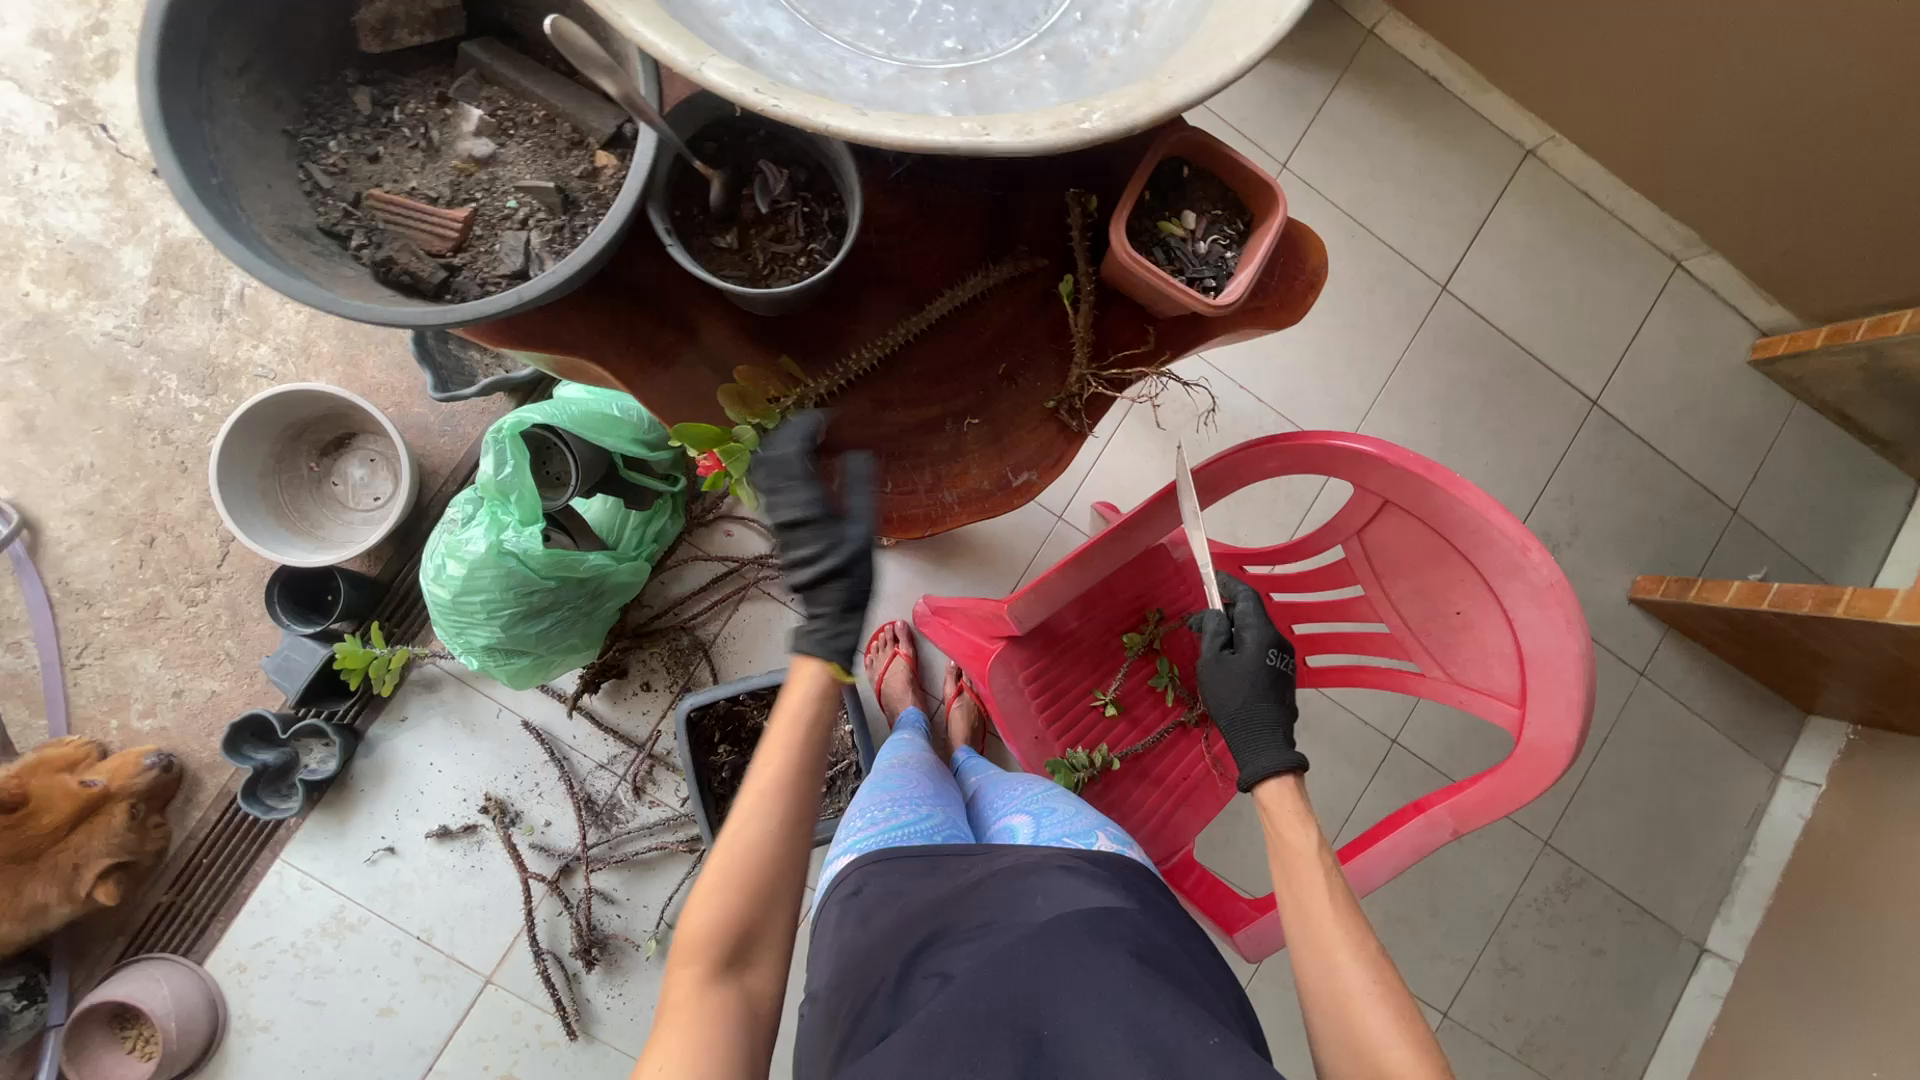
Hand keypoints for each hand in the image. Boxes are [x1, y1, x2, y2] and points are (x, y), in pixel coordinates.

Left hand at [755, 412, 875, 672]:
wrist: (829, 610)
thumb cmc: (852, 573)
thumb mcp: (866, 529)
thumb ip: (860, 488)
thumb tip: (858, 451)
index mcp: (807, 506)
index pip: (793, 453)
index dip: (805, 426)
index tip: (826, 415)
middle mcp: (783, 507)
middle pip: (772, 455)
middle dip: (790, 430)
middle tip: (815, 420)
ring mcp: (775, 515)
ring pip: (764, 467)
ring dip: (781, 444)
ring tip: (805, 434)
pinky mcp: (775, 522)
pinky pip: (767, 482)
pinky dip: (778, 462)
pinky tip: (798, 460)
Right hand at [1189, 572, 1306, 790]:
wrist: (1262, 740)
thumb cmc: (1233, 699)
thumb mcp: (1212, 663)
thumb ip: (1214, 631)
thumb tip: (1217, 614)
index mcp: (1261, 632)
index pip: (1247, 596)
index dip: (1228, 584)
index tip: (1212, 578)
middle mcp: (1278, 639)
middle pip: (1251, 614)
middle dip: (1225, 612)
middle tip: (1198, 622)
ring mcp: (1283, 657)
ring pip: (1255, 632)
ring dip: (1233, 630)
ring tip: (1209, 641)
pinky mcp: (1282, 672)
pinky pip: (1260, 647)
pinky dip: (1242, 644)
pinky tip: (1226, 658)